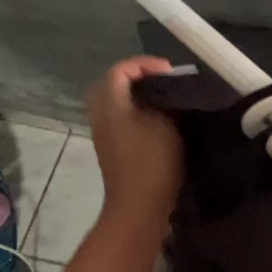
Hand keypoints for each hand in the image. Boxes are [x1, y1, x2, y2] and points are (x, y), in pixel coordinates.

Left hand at [85, 56, 185, 225]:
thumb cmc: (153, 162)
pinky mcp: (111, 148)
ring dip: (135, 94)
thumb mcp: (165, 124)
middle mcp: (101, 117)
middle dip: (135, 75)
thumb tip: (167, 90)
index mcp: (111, 107)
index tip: (170, 71)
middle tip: (161, 79)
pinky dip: (134, 109)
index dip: (144, 64)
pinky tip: (157, 118)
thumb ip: (164, 100)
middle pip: (110, 83)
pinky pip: (117, 117)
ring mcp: (103, 134)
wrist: (139, 207)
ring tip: (162, 97)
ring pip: (113, 101)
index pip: (119, 70)